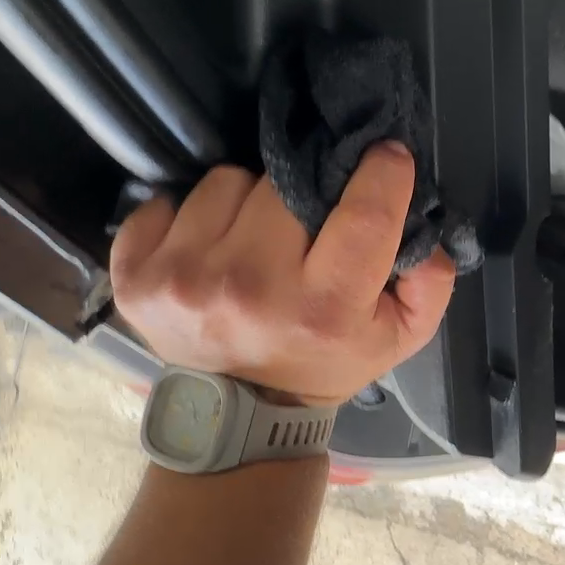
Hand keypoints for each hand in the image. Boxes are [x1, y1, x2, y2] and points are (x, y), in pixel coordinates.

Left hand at [110, 142, 454, 406]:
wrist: (242, 410)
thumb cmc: (329, 362)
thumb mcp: (401, 337)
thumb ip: (431, 282)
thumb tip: (423, 220)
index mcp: (324, 308)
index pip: (364, 216)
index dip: (382, 175)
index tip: (388, 154)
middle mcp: (251, 288)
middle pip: (287, 187)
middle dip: (307, 194)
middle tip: (312, 220)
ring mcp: (184, 278)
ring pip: (228, 183)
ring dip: (250, 200)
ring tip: (259, 236)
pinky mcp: (134, 274)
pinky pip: (168, 200)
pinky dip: (194, 215)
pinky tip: (213, 246)